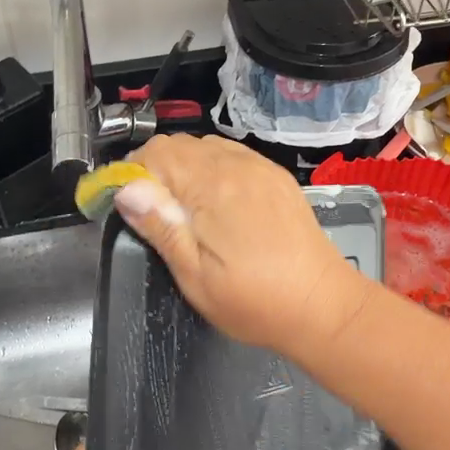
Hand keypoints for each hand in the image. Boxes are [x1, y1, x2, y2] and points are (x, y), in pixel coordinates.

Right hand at [114, 134, 371, 355]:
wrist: (322, 305)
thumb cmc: (254, 301)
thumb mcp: (195, 277)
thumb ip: (161, 227)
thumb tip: (127, 189)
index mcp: (212, 187)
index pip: (156, 152)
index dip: (134, 174)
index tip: (132, 206)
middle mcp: (236, 165)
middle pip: (179, 144)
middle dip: (158, 170)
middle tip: (158, 214)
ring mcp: (260, 167)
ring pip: (205, 145)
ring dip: (186, 167)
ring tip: (187, 210)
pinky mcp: (276, 176)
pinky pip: (232, 155)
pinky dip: (214, 168)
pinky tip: (218, 203)